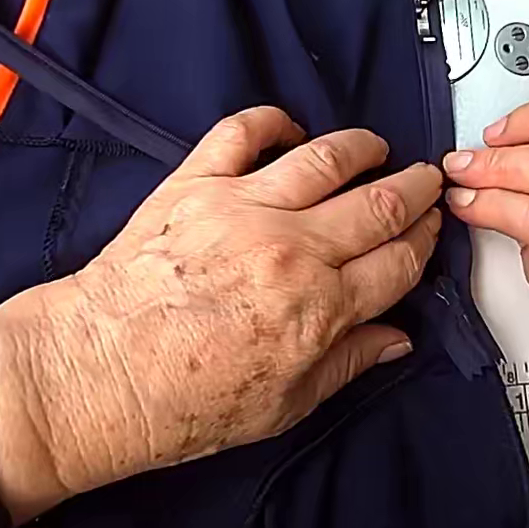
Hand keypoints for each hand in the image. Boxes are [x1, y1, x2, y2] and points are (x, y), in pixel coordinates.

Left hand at [0, 107, 443, 516]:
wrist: (99, 371)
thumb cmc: (180, 400)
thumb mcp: (283, 406)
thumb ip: (346, 364)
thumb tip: (394, 339)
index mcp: (320, 309)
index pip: (398, 262)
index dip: (424, 240)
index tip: (429, 227)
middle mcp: (291, 250)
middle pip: (377, 204)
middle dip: (412, 188)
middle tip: (422, 180)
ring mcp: (242, 210)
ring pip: (324, 159)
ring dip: (361, 148)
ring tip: (373, 147)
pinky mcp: (194, 186)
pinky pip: (241, 133)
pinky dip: (270, 121)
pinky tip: (288, 128)